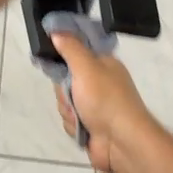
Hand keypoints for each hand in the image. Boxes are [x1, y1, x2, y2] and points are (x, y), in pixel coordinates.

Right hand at [51, 31, 155, 172]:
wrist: (121, 142)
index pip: (76, 52)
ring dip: (68, 110)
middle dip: (63, 90)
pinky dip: (73, 125)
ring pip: (65, 101)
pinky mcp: (90, 126)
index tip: (50, 58)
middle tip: (71, 94)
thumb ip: (70, 47)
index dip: (63, 55)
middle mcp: (98, 83)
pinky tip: (82, 129)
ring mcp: (94, 105)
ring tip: (80, 116)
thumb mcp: (87, 67)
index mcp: (103, 64)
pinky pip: (70, 120)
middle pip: (65, 79)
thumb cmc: (106, 99)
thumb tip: (56, 30)